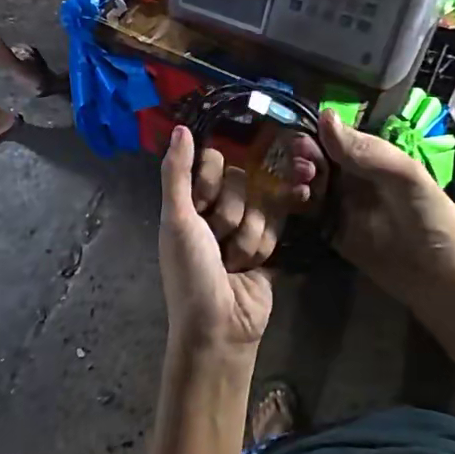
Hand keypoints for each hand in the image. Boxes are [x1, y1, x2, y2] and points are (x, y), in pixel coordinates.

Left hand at [157, 126, 318, 357]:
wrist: (220, 326)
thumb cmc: (190, 272)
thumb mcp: (176, 220)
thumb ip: (177, 173)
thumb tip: (180, 127)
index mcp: (189, 202)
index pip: (214, 162)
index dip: (215, 178)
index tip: (206, 201)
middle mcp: (217, 211)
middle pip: (242, 182)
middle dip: (232, 215)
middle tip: (218, 242)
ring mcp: (244, 228)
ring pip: (262, 205)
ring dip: (249, 237)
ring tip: (234, 263)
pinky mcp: (269, 246)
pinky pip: (278, 226)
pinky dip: (265, 247)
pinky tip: (254, 266)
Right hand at [314, 110, 454, 317]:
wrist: (439, 277)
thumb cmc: (431, 218)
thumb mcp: (406, 176)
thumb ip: (366, 151)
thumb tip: (325, 116)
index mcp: (369, 156)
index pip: (332, 136)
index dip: (312, 136)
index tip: (302, 144)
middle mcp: (350, 176)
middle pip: (313, 158)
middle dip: (301, 158)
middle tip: (303, 170)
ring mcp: (339, 204)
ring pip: (305, 184)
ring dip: (295, 181)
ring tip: (301, 190)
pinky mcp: (330, 232)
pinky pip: (306, 214)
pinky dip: (295, 206)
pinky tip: (297, 206)